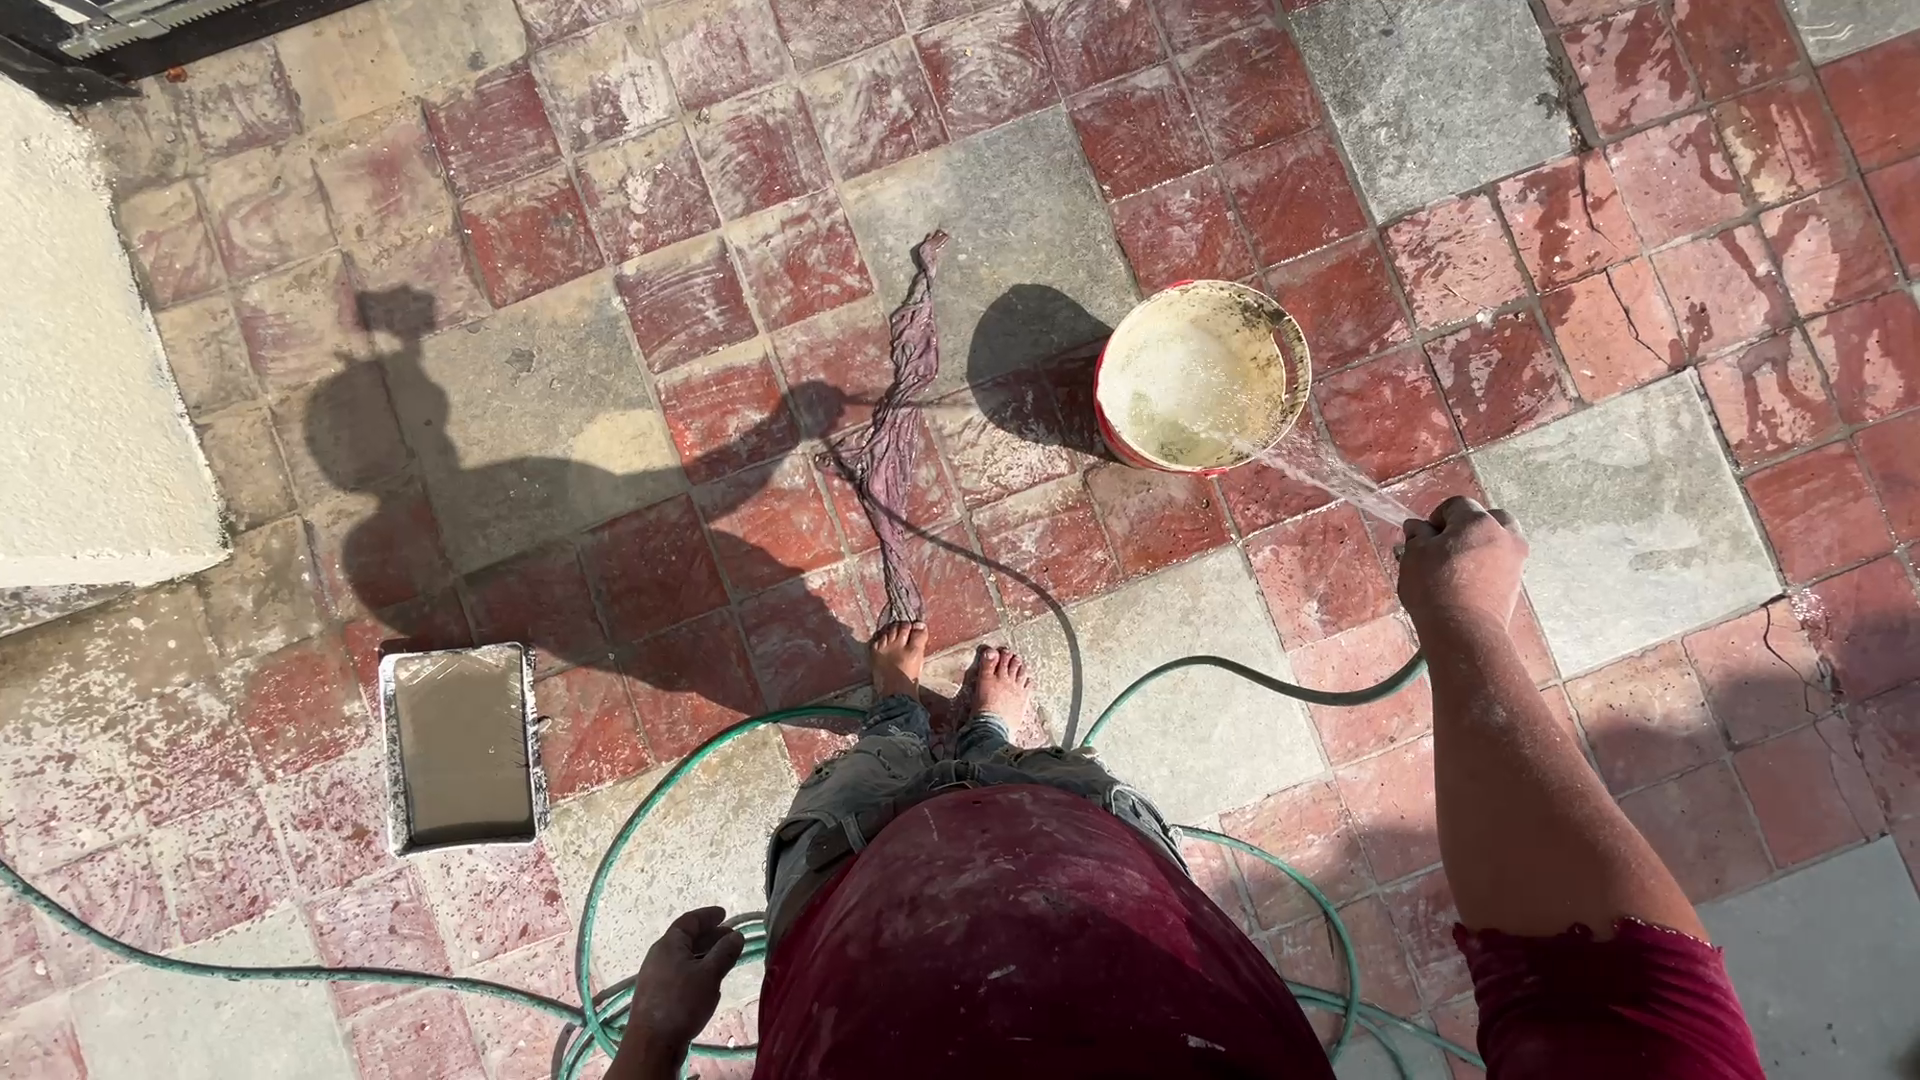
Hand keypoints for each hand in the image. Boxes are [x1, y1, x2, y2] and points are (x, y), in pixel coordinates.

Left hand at [622, 907, 745, 1065]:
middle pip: (686, 940)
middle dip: (710, 937)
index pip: (689, 921)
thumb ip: (725, 953)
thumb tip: (737, 936)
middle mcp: (658, 957)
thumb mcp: (709, 975)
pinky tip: (708, 985)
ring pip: (683, 959)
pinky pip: (679, 975)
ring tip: (723, 962)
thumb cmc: (681, 1003)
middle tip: (730, 939)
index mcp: (668, 945)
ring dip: (704, 957)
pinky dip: (695, 972)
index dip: (707, 916)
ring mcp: (655, 978)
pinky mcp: (656, 997)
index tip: (724, 914)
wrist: (651, 1047)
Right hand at [1397, 496, 1528, 634]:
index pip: (1457, 504)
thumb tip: (1417, 527)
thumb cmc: (1434, 587)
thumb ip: (1417, 535)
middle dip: (1467, 525)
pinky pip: (1501, 561)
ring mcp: (1515, 559)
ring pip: (1499, 539)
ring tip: (1456, 564)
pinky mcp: (1516, 581)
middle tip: (1446, 544)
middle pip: (1489, 517)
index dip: (1436, 516)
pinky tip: (1466, 581)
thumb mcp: (1414, 556)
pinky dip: (1486, 564)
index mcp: (1478, 522)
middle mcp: (1504, 535)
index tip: (1424, 537)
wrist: (1462, 629)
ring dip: (1480, 544)